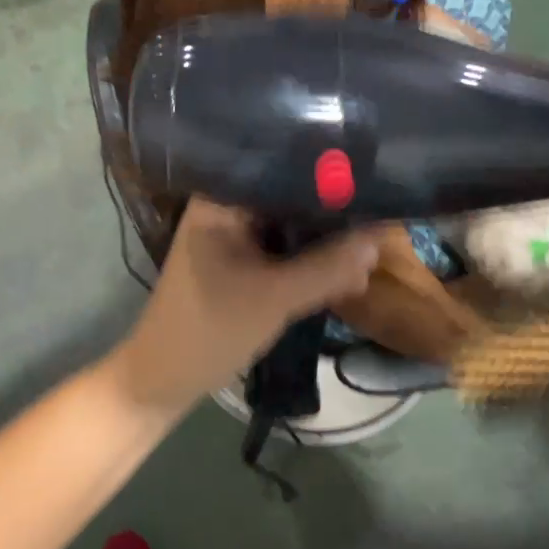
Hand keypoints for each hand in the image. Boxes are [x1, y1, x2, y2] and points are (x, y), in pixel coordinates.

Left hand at [106, 198, 381, 413]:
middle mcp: (225, 205)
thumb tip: (380, 238)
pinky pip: (283, 246)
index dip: (327, 174)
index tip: (373, 177)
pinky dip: (310, 257)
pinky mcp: (239, 258)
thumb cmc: (210, 328)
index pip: (281, 168)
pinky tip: (347, 266)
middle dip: (333, 211)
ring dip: (326, 238)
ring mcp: (231, 233)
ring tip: (375, 243)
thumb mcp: (275, 297)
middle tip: (384, 216)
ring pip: (290, 223)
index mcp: (221, 198)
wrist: (164, 381)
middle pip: (289, 196)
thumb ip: (328, 268)